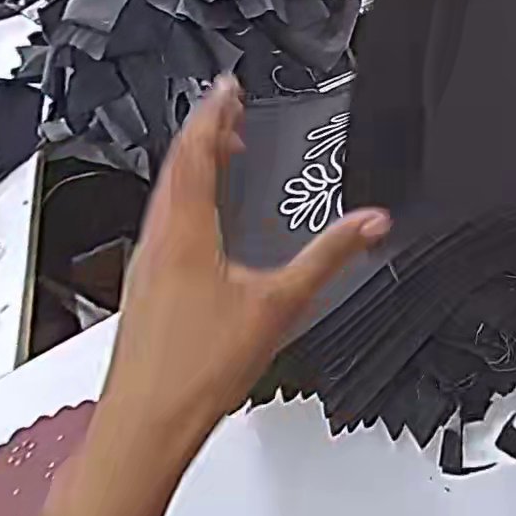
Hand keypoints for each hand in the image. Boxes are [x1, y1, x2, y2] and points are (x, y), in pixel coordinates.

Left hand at [99, 75, 389, 440]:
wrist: (145, 427)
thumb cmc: (197, 369)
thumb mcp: (282, 302)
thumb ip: (331, 256)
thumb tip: (370, 222)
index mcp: (185, 233)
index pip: (195, 153)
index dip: (213, 114)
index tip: (227, 87)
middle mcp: (158, 241)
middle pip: (176, 166)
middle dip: (206, 130)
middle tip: (230, 109)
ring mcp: (147, 263)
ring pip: (167, 193)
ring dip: (194, 162)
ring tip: (222, 149)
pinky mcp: (147, 285)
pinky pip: (165, 220)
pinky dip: (187, 196)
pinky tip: (205, 214)